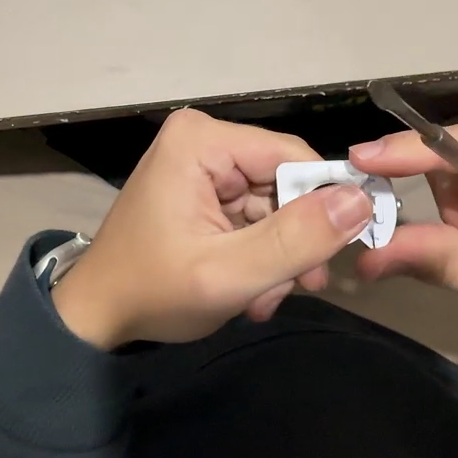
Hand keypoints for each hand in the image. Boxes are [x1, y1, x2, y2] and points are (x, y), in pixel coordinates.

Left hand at [52, 109, 376, 349]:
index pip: (291, 156)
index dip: (322, 203)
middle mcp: (203, 140)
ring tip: (259, 298)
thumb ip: (295, 239)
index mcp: (201, 140)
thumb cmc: (152, 292)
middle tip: (293, 288)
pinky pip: (254, 216)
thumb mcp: (228, 274)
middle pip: (284, 181)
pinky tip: (248, 290)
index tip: (333, 256)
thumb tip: (360, 200)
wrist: (96, 317)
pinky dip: (258, 255)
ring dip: (277, 256)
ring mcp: (203, 165)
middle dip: (292, 240)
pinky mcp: (204, 190)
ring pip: (275, 204)